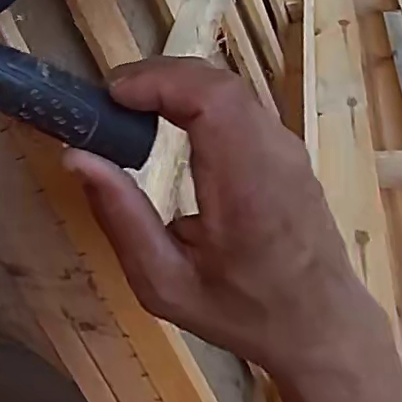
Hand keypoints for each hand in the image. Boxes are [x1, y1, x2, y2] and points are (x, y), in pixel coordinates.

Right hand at [61, 57, 380, 377]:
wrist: (324, 326)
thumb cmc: (241, 311)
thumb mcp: (165, 283)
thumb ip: (121, 217)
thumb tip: (76, 157)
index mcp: (246, 185)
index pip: (210, 100)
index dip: (157, 82)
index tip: (111, 95)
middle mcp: (273, 151)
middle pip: (214, 81)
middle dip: (156, 75)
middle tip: (110, 97)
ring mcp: (286, 142)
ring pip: (226, 83)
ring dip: (174, 80)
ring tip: (131, 102)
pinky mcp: (285, 142)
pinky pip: (236, 99)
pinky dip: (195, 92)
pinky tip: (168, 112)